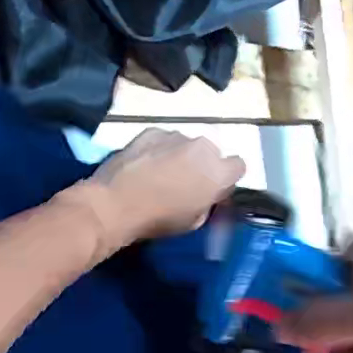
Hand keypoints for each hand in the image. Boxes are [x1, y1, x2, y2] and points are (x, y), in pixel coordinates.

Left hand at [66, 128, 244, 252]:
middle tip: (182, 181)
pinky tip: (142, 162)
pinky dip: (156, 147)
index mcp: (219, 171)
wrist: (115, 203)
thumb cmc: (157, 219)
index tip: (210, 188)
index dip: (224, 178)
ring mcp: (175, 135)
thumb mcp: (194, 221)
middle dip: (201, 164)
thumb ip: (208, 202)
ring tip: (157, 172)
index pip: (237, 166)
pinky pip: (162, 139)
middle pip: (211, 152)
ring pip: (185, 143)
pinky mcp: (150, 131)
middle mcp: (203, 147)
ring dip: (178, 154)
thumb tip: (206, 195)